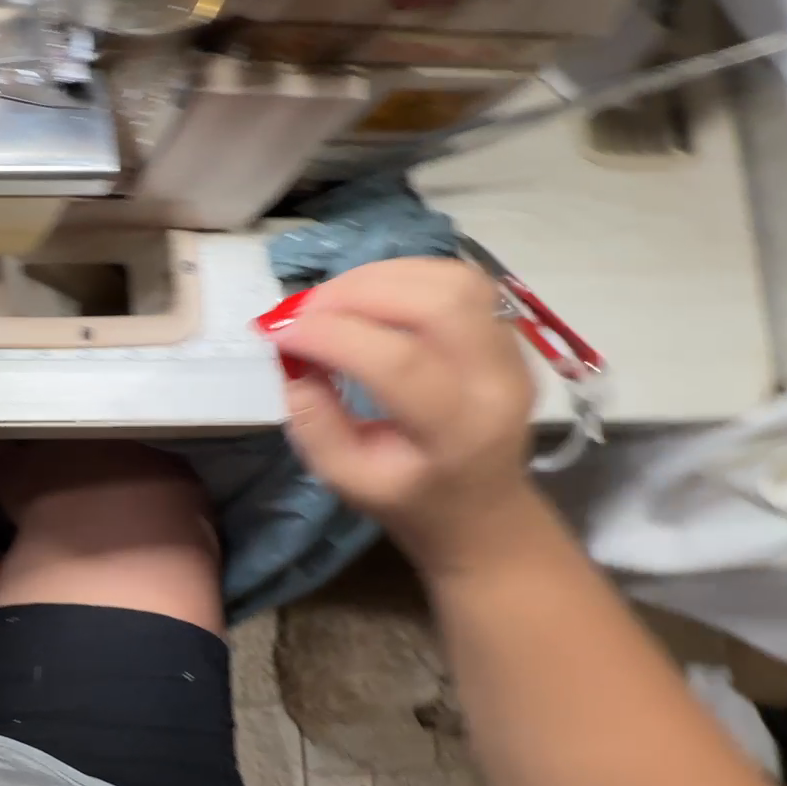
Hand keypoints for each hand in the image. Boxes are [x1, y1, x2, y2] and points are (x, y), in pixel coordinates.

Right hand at [267, 258, 541, 574]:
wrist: (479, 508)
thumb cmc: (405, 498)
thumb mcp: (343, 477)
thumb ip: (313, 419)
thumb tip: (290, 358)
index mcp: (455, 431)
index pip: (396, 363)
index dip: (330, 337)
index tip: (277, 334)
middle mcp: (496, 380)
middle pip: (437, 303)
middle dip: (355, 294)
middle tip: (299, 311)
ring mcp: (509, 350)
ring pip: (452, 280)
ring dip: (377, 277)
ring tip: (327, 301)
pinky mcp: (505, 331)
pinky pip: (457, 281)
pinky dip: (400, 277)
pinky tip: (362, 297)